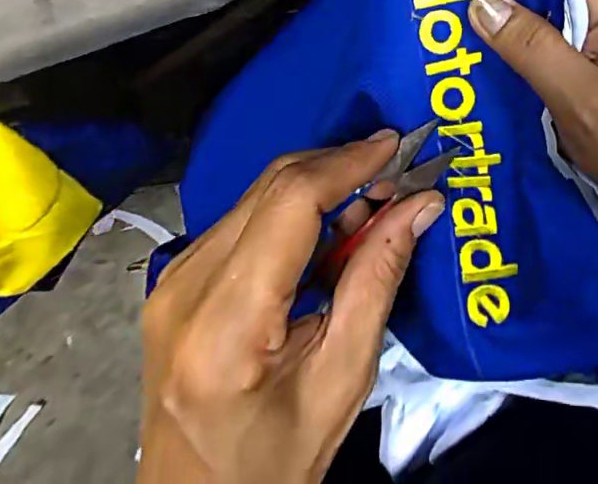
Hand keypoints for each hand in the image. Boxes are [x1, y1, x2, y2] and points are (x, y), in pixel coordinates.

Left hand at [139, 136, 444, 483]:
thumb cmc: (277, 454)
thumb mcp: (346, 371)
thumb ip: (380, 276)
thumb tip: (423, 202)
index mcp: (226, 321)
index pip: (291, 202)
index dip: (349, 163)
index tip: (398, 145)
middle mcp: (185, 288)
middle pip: (275, 186)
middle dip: (345, 166)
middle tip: (401, 177)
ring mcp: (174, 281)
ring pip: (263, 193)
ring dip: (326, 185)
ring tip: (376, 207)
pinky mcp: (180, 281)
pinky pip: (251, 215)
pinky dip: (302, 207)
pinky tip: (336, 231)